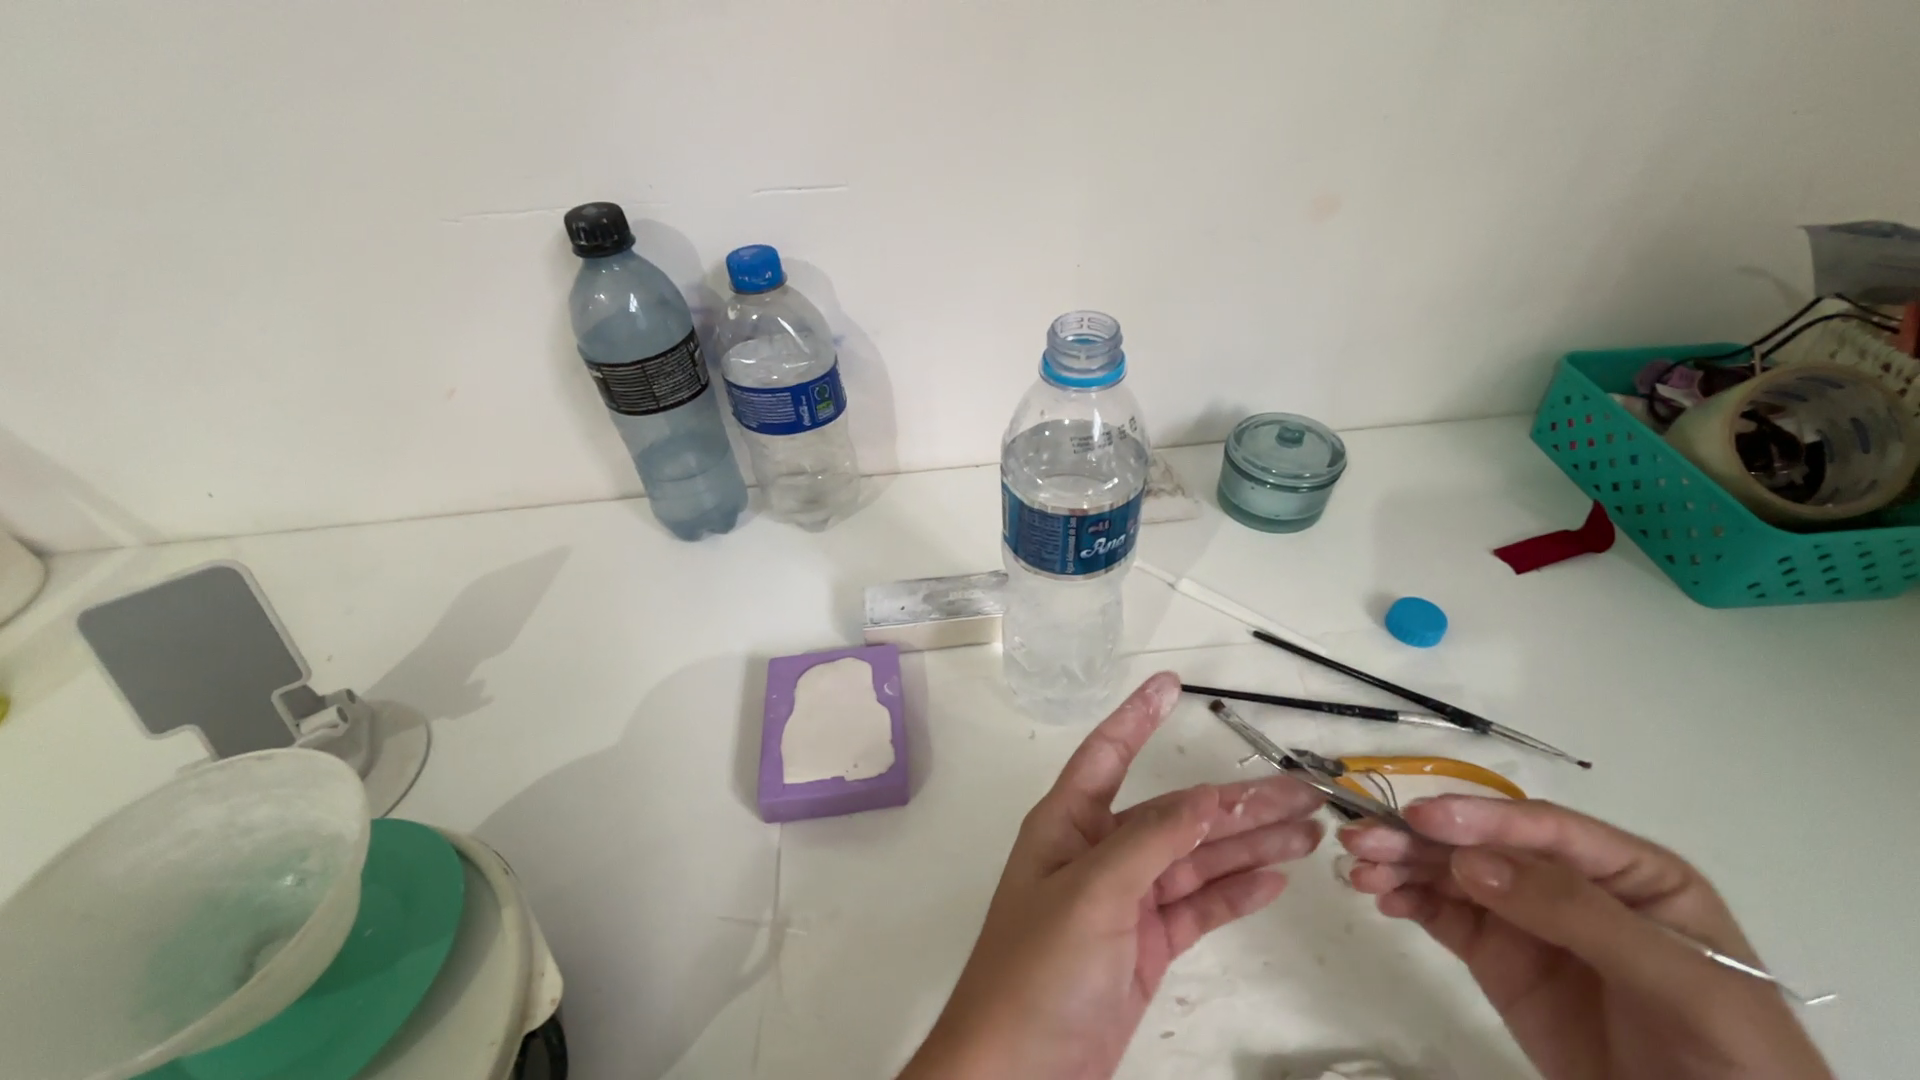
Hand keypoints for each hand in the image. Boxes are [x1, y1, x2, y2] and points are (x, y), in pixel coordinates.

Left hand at [901, 672, 1324, 1079]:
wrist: (1019, 1071)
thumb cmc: (1038, 968)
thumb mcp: (1092, 892)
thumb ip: (1151, 842)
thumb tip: (1209, 796)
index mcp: (1069, 823)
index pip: (1107, 754)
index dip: (1137, 716)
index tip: (1170, 683)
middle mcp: (1099, 852)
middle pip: (1176, 813)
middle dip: (1236, 801)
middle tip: (1302, 789)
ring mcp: (1126, 901)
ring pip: (1196, 860)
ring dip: (1249, 846)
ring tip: (1309, 830)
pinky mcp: (1146, 945)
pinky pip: (1197, 907)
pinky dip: (1234, 894)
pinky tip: (1274, 879)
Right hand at [1338, 796, 1832, 1079]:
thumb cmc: (1729, 1056)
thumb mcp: (1677, 982)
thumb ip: (1579, 915)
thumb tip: (1472, 864)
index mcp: (1628, 873)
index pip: (1544, 830)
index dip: (1480, 818)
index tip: (1419, 817)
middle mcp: (1569, 886)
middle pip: (1483, 847)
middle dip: (1420, 839)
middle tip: (1360, 838)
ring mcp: (1529, 924)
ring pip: (1452, 877)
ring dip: (1401, 865)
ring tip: (1356, 869)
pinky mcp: (1499, 961)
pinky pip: (1444, 918)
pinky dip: (1406, 901)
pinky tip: (1379, 897)